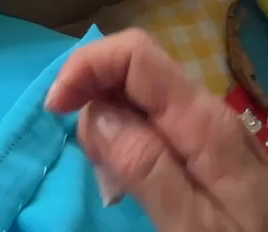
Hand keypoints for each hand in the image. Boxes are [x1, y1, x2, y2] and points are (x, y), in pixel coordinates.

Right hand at [46, 30, 267, 231]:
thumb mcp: (193, 227)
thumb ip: (144, 167)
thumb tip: (93, 111)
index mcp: (202, 120)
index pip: (134, 52)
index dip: (86, 65)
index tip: (55, 109)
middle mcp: (206, 110)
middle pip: (135, 67)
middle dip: (94, 92)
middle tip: (84, 154)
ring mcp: (211, 129)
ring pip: (142, 95)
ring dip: (108, 117)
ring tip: (106, 174)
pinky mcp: (212, 151)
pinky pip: (157, 122)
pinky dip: (128, 136)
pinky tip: (128, 178)